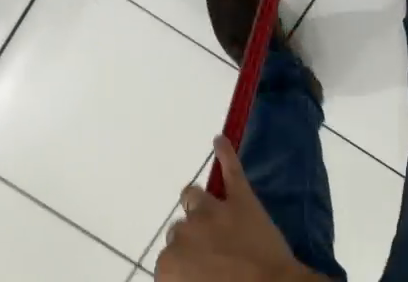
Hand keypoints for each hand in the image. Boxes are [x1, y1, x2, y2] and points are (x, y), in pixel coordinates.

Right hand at [157, 137, 318, 281]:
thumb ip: (182, 276)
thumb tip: (183, 269)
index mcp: (171, 263)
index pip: (166, 261)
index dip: (181, 267)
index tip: (193, 273)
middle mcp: (186, 232)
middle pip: (179, 230)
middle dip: (191, 239)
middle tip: (209, 253)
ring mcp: (213, 210)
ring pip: (193, 197)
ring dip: (198, 204)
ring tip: (207, 212)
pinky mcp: (240, 198)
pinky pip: (231, 169)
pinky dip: (225, 153)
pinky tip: (219, 139)